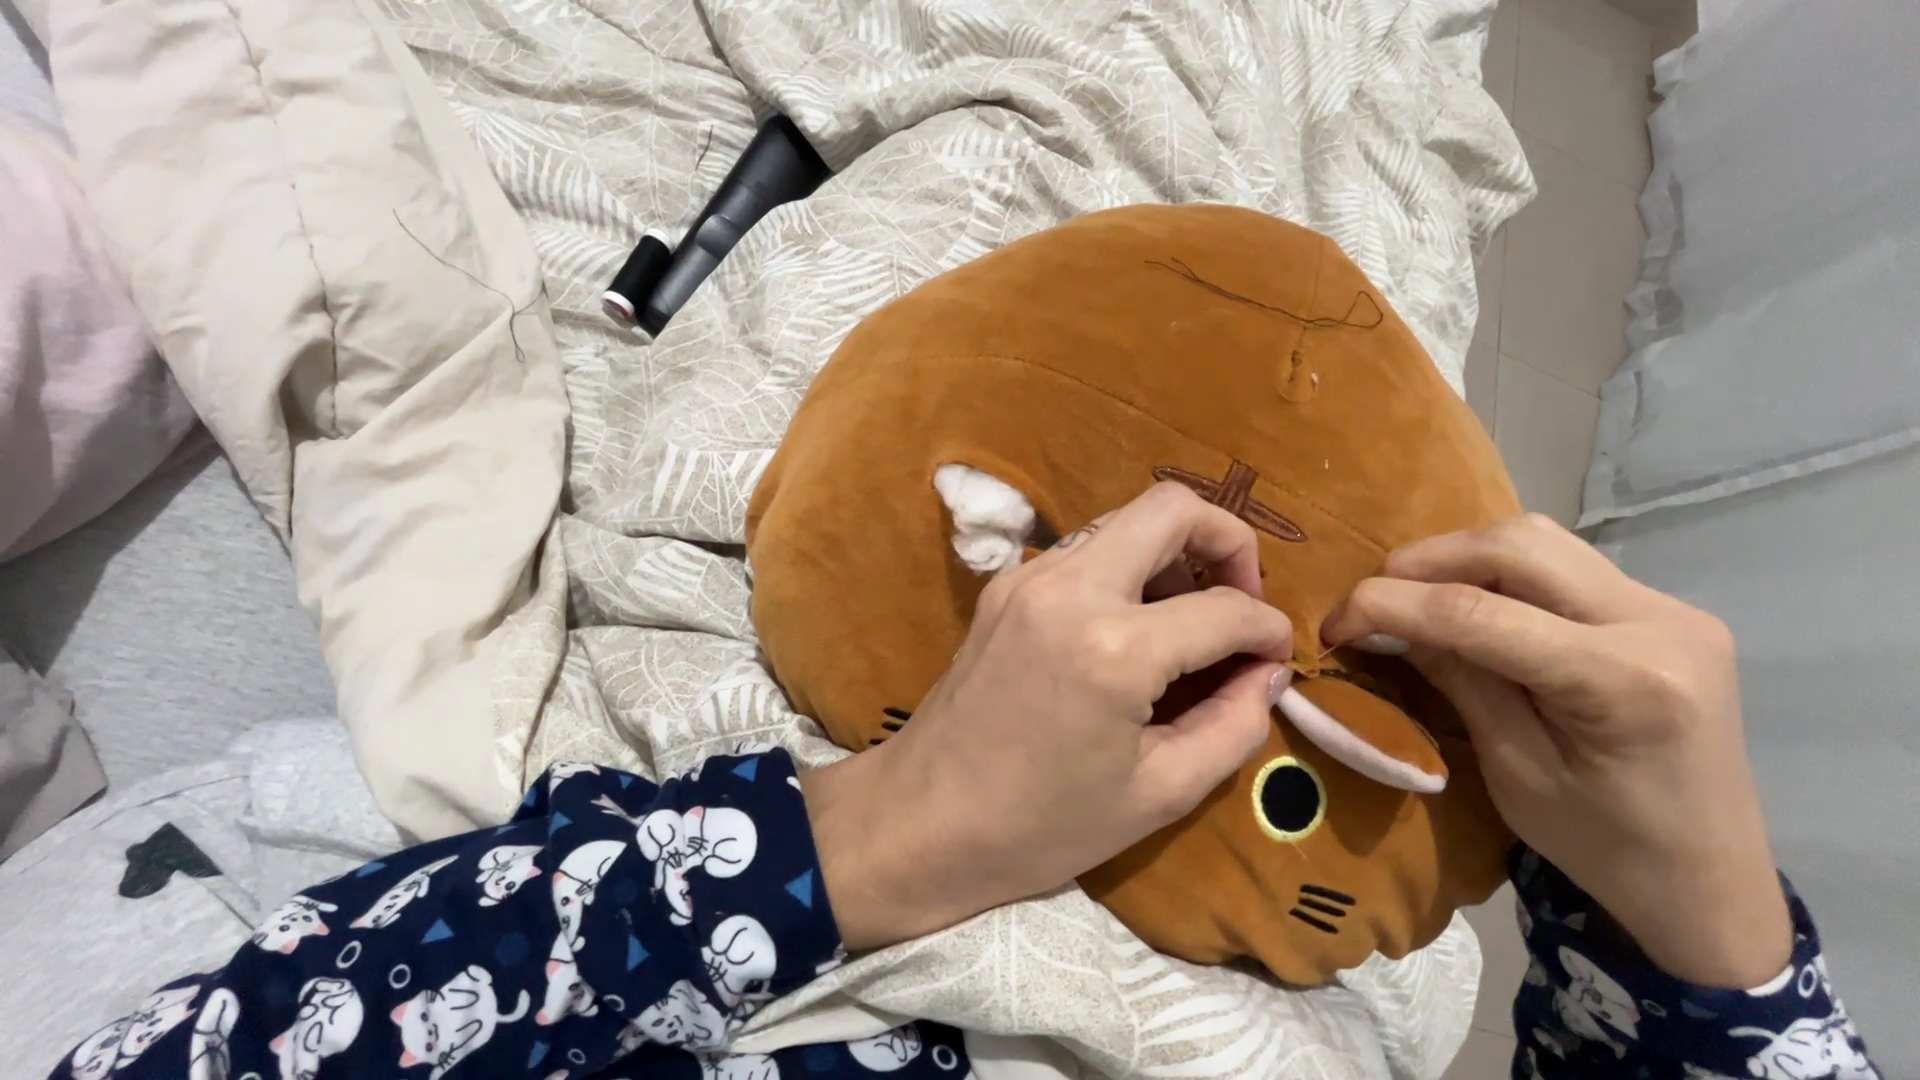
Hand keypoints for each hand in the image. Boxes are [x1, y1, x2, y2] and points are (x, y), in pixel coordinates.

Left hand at [802, 482, 1293, 950]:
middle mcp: (1069, 588)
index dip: (1268, 629)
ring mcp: (1027, 578)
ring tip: (1189, 618)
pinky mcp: (1003, 586)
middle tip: (1240, 602)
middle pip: (1170, 508)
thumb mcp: (1161, 792)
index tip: (1277, 656)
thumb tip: (1268, 672)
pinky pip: (1085, 550)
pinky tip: (1133, 626)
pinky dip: (1126, 568)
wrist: (924, 819)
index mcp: (1114, 647)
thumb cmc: (1042, 827)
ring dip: (1171, 552)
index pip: (1224, 609)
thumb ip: (1235, 724)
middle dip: (1226, 541)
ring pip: (1123, 520)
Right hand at [1322, 514, 1790, 987]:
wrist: (1710, 881)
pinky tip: (1467, 603)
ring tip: (1413, 595)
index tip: (1334, 622)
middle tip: (1372, 598)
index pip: (1478, 613)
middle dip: (1424, 562)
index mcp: (1625, 682)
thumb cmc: (1604, 846)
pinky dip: (1496, 570)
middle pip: (1516, 546)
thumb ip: (1456, 680)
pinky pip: (1561, 562)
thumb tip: (1387, 624)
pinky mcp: (1661, 609)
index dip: (1389, 605)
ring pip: (1538, 539)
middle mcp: (1659, 623)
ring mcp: (1669, 608)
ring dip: (1459, 556)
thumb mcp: (1513, 770)